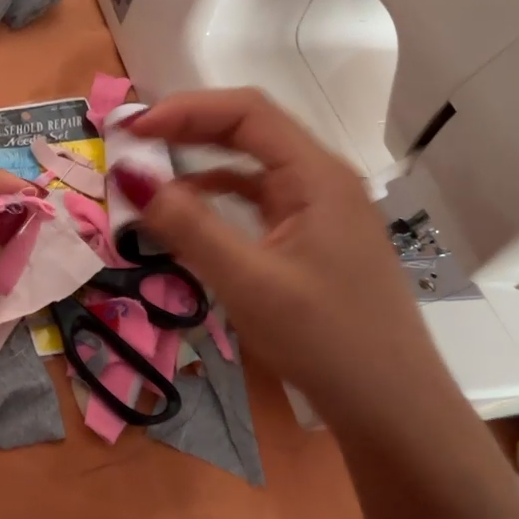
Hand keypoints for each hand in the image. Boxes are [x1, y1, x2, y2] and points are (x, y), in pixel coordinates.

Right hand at [109, 88, 436, 421]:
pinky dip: (216, 192)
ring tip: (149, 166)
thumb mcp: (245, 280)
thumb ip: (185, 223)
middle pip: (249, 128)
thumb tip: (126, 174)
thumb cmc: (324, 339)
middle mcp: (322, 180)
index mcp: (317, 176)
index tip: (131, 130)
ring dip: (199, 156)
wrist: (392, 408)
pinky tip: (187, 208)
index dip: (184, 110)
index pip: (246, 112)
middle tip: (131, 139)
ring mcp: (320, 208)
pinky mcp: (312, 236)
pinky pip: (257, 195)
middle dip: (187, 126)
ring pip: (251, 161)